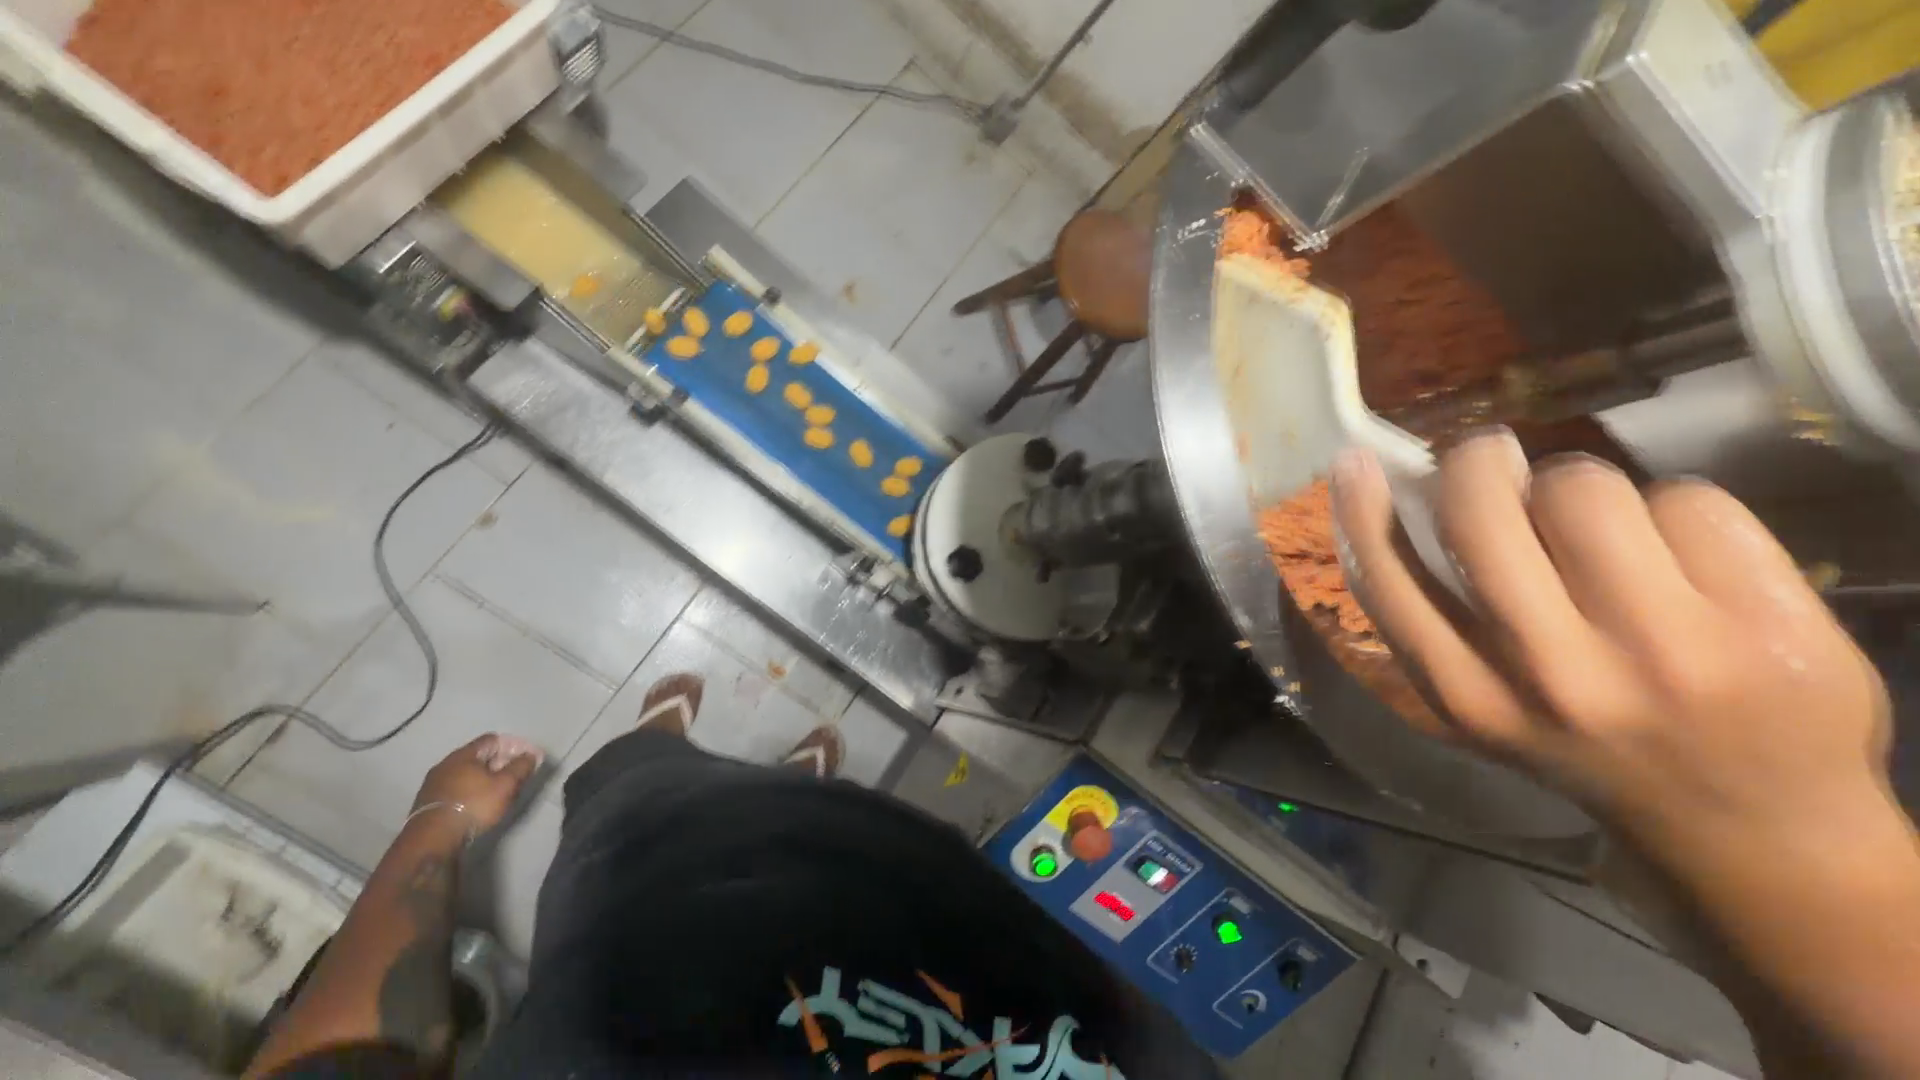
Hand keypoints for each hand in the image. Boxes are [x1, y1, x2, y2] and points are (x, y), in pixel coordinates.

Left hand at [409, 734, 543, 840]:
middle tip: (514, 776)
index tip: (526, 758)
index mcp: (464, 755)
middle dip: (498, 763)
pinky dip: (468, 791)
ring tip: (496, 792)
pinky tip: (475, 804)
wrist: (433, 838)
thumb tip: (530, 754)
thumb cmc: (474, 805)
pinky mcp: (426, 803)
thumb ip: (521, 767)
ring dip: (481, 778)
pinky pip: (454, 789)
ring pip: (464, 774)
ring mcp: (432, 784)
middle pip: (477, 756)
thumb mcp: (506, 785)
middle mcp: (445, 764)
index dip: (512, 746)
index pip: (492, 740)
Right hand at [1328, 431, 1896, 868]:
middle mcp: (1556, 674)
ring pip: (1585, 489)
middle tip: (1491, 454)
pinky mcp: (1766, 623)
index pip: (1391, 583)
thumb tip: (1414, 495)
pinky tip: (1685, 552)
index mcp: (1472, 697)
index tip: (1357, 463)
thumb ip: (1442, 622)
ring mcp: (1666, 648)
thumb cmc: (1592, 750)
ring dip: (1579, 485)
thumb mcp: (1488, 707)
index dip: (1360, 512)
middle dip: (1477, 460)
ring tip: (1598, 519)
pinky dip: (1675, 509)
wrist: (1752, 830)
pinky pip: (1690, 501)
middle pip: (1480, 513)